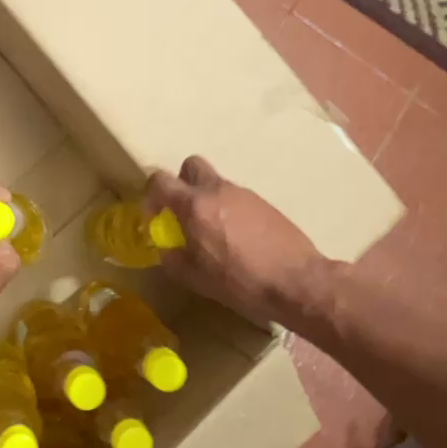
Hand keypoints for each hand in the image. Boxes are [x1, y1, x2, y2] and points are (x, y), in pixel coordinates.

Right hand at [144, 156, 327, 324]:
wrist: (296, 282)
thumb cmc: (240, 282)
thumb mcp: (196, 278)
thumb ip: (172, 258)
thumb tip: (166, 249)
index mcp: (194, 205)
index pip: (159, 180)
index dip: (150, 194)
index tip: (154, 216)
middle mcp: (217, 190)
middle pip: (190, 166)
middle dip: (181, 183)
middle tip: (183, 212)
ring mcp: (243, 193)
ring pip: (215, 183)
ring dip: (207, 200)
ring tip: (213, 233)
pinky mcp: (264, 203)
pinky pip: (236, 198)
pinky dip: (228, 210)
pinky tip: (237, 239)